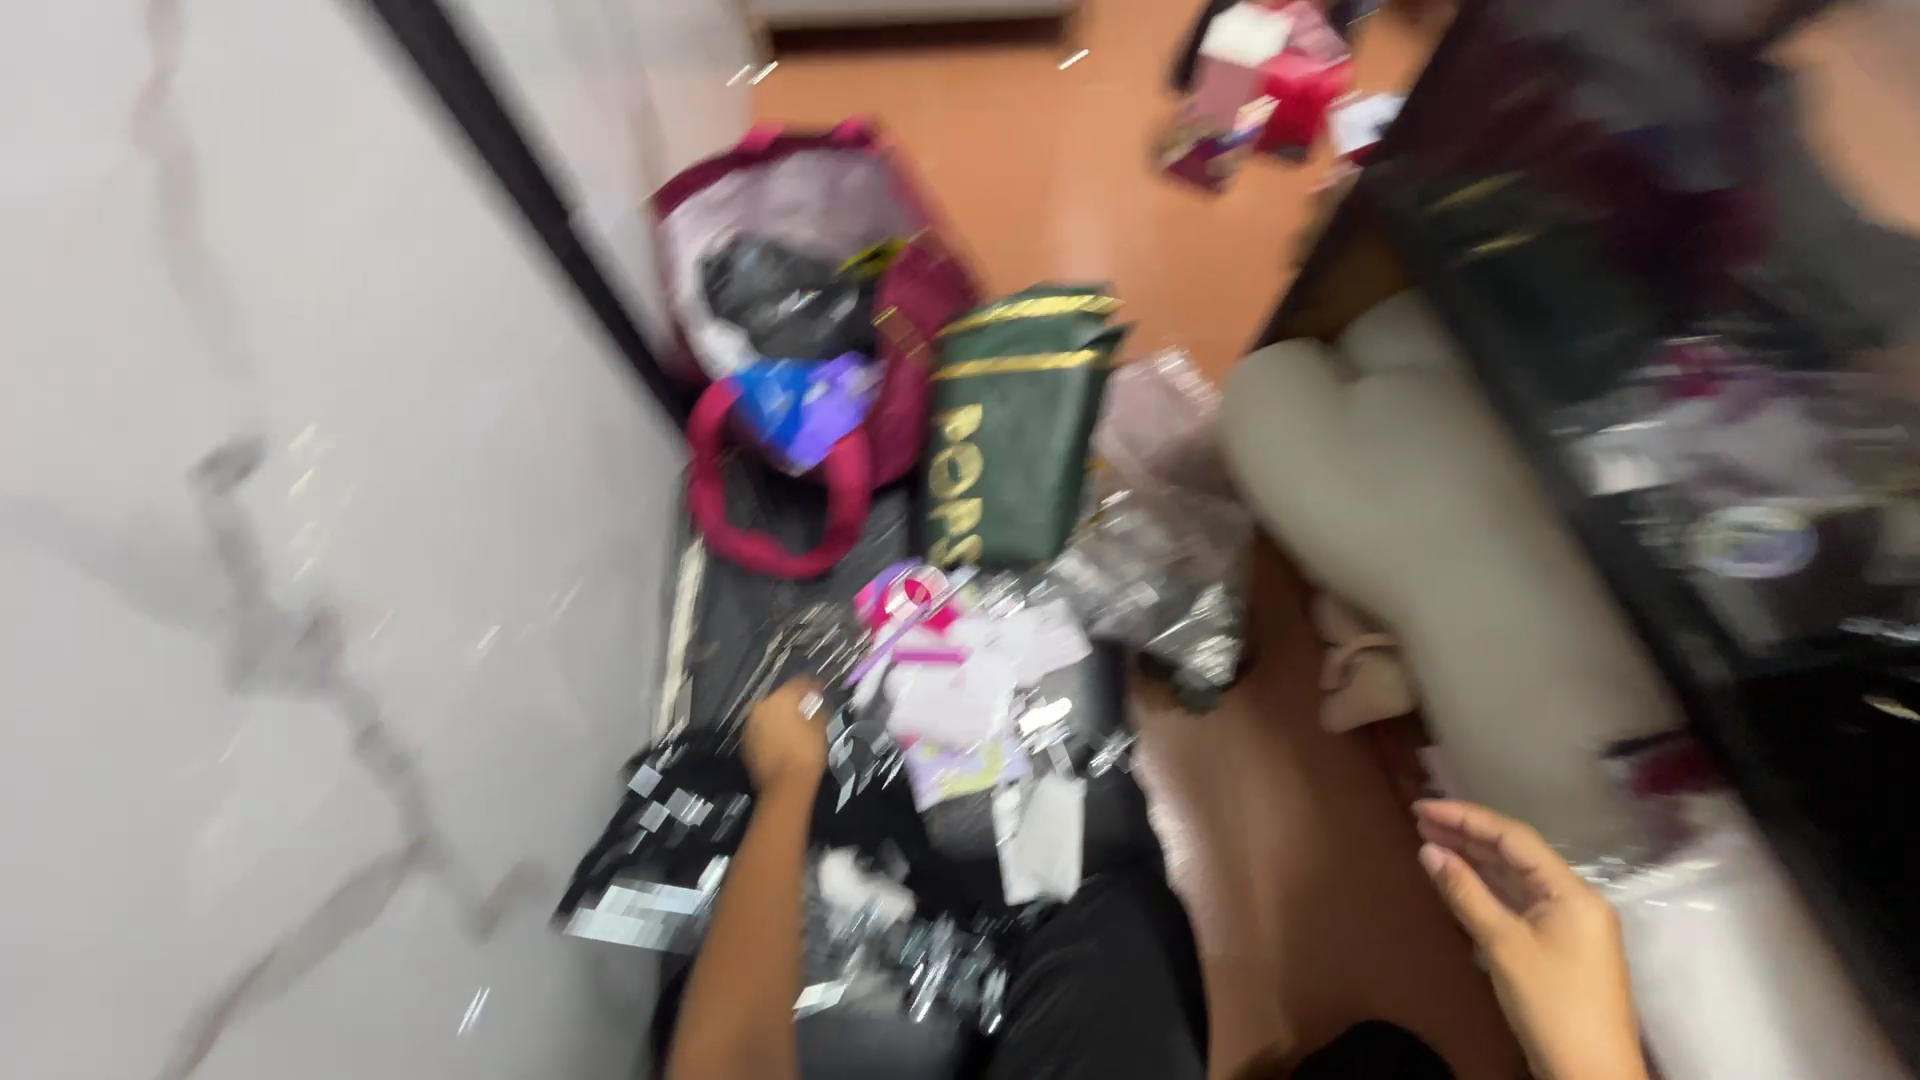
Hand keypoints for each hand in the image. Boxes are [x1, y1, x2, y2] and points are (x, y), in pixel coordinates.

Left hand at [742, 677, 827, 797]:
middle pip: (780, 697)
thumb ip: (818, 708)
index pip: (798, 683)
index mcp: (780, 699)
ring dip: (781, 715)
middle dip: (794, 701)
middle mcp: (761, 707)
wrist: (785, 786)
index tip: (821, 688)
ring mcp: (750, 725)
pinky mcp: (746, 743)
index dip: (812, 685)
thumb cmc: (807, 752)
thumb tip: (817, 702)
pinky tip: (783, 738)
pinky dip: (772, 730)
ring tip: (796, 724)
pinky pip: (762, 729)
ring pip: (769, 713)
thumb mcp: (820, 727)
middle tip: (808, 707)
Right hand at [1415, 800, 1645, 1079]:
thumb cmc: (1551, 1003)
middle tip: (1419, 818)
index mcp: (1572, 892)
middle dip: (1466, 832)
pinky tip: (1455, 874)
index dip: (1465, 816)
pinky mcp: (1555, 940)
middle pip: (1514, 851)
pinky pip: (1515, 897)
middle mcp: (1573, 898)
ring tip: (1429, 838)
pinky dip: (1483, 882)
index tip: (1423, 807)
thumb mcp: (1502, 944)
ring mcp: (1566, 920)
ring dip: (1472, 855)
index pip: (1513, 837)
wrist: (1592, 1075)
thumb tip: (1427, 849)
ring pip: (1512, 874)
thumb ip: (1464, 892)